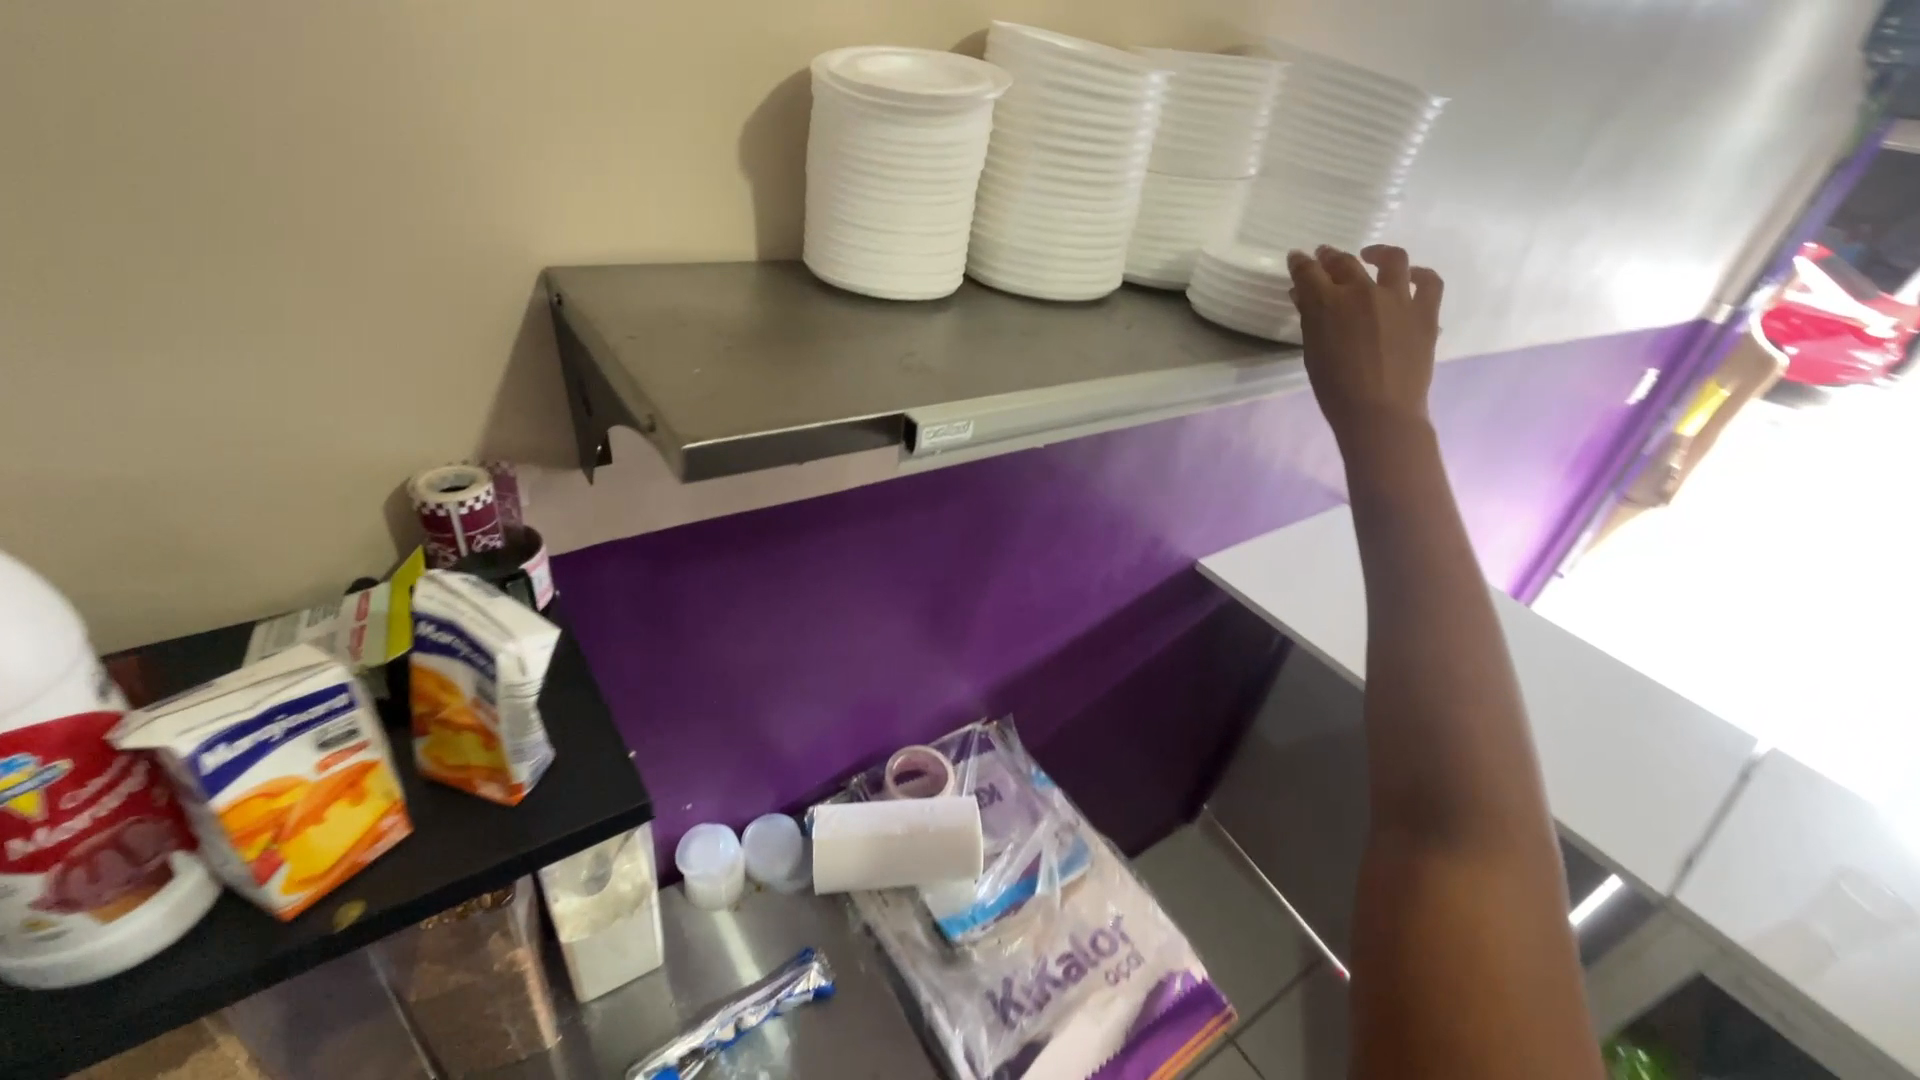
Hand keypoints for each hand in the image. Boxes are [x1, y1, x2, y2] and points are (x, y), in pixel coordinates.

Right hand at [1287, 245, 1443, 450]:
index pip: (1308, 272)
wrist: (1380, 411)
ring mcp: (1397, 298)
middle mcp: (1362, 291)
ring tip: (1370, 256)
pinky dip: (1419, 274)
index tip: (1297, 258)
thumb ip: (1310, 320)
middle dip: (1330, 257)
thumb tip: (1304, 297)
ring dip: (1377, 253)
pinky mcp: (1425, 310)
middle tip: (1325, 257)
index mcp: (1326, 304)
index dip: (1300, 263)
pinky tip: (1410, 276)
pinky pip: (1428, 281)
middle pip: (1344, 263)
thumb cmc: (1336, 389)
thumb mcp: (1313, 352)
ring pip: (1391, 259)